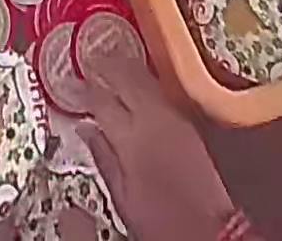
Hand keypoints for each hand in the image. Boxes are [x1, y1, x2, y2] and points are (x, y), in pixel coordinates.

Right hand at [77, 49, 238, 240]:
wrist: (208, 229)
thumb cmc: (163, 221)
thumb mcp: (122, 198)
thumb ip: (102, 157)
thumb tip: (86, 129)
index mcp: (130, 140)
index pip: (101, 100)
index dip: (84, 88)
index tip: (73, 82)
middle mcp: (152, 119)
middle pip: (124, 76)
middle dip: (104, 64)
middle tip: (89, 59)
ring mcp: (171, 115)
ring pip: (142, 75)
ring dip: (123, 65)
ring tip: (108, 60)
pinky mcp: (184, 118)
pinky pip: (156, 86)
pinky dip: (140, 75)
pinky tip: (133, 77)